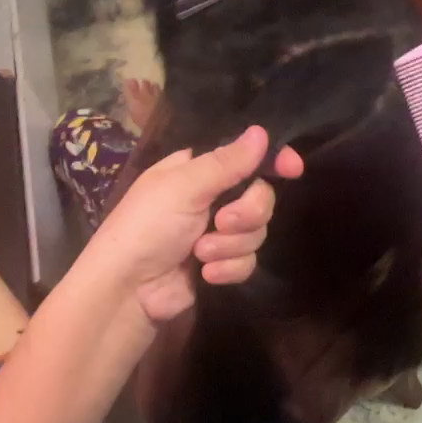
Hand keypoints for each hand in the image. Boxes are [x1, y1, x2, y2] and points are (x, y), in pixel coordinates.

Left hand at [83, 125, 302, 323]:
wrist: (129, 290)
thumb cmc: (146, 227)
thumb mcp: (183, 187)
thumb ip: (226, 163)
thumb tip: (262, 132)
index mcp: (198, 170)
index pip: (245, 157)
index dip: (272, 161)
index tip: (293, 168)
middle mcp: (211, 198)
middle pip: (260, 196)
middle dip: (246, 214)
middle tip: (221, 223)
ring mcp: (216, 233)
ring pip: (256, 232)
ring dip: (230, 245)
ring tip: (200, 254)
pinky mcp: (220, 265)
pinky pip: (247, 261)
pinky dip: (228, 268)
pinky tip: (204, 275)